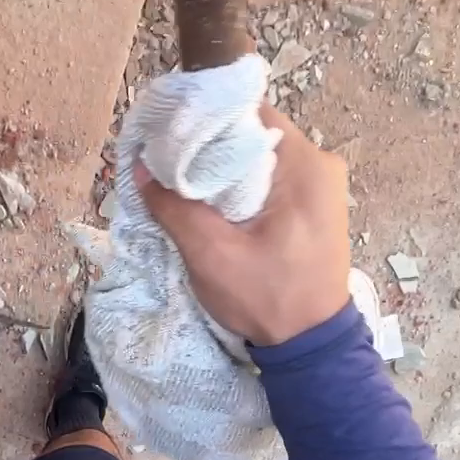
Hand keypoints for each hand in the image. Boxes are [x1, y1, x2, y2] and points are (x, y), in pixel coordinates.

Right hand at [136, 104, 351, 345]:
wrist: (310, 345)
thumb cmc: (266, 298)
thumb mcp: (211, 255)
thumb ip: (175, 208)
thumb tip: (140, 170)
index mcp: (304, 166)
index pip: (248, 114)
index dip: (203, 120)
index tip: (166, 134)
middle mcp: (319, 166)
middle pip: (251, 134)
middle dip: (207, 146)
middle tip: (166, 161)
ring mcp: (319, 187)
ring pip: (256, 158)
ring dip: (220, 168)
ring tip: (182, 182)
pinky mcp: (312, 208)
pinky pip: (267, 180)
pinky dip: (236, 185)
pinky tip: (210, 203)